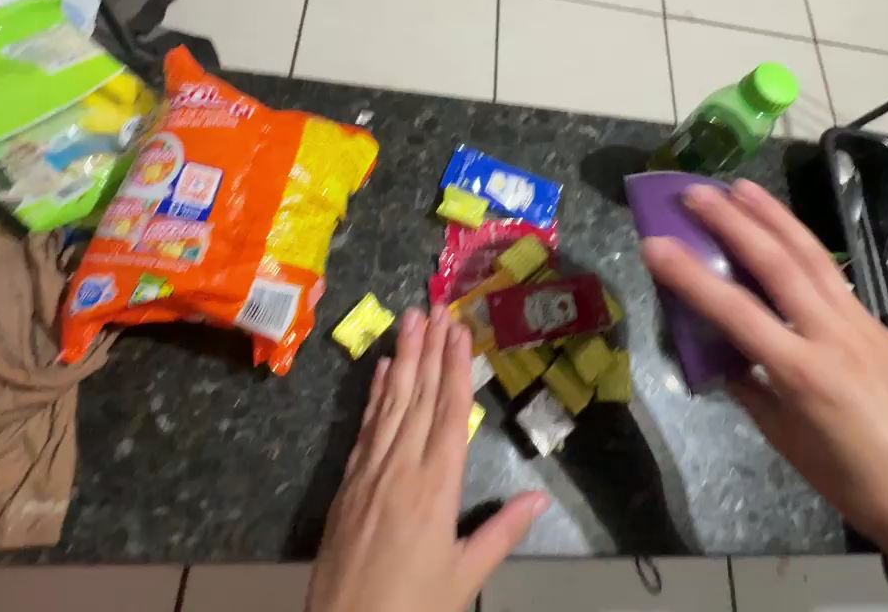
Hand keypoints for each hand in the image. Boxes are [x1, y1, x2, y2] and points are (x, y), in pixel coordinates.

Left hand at [306, 306, 550, 611]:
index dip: (456, 367)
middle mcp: (402, 467)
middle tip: (435, 306)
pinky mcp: (346, 484)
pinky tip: (378, 372)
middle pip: (419, 396)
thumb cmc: (414, 609)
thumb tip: (541, 497)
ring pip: (389, 404)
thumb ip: (501, 533)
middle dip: (429, 349)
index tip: (460, 329)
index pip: (450, 412)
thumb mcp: (465, 578)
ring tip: (410, 321)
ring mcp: (370, 472)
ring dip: (401, 359)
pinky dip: (372, 397)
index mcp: (436, 487)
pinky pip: (364, 429)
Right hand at [640, 180, 887, 611]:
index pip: (735, 311)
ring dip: (772, 216)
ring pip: (812, 256)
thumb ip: (749, 385)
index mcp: (804, 375)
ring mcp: (862, 324)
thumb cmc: (851, 482)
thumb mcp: (784, 439)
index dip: (690, 275)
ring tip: (739, 186)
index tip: (654, 243)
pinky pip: (833, 275)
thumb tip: (721, 351)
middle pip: (777, 263)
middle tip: (695, 193)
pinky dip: (801, 244)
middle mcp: (834, 336)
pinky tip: (783, 232)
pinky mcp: (878, 324)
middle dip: (733, 222)